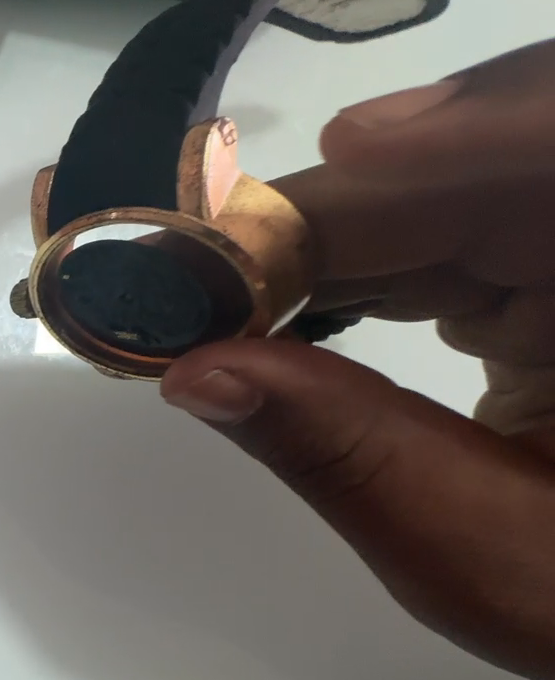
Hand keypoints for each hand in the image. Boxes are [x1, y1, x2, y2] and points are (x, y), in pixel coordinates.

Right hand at [160, 39, 554, 679]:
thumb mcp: (479, 548)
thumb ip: (341, 448)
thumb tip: (191, 373)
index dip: (473, 131)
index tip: (343, 144)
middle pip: (474, 182)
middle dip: (317, 216)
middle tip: (162, 263)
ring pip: (438, 202)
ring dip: (299, 248)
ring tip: (176, 294)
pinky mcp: (545, 275)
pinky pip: (432, 239)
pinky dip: (329, 273)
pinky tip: (255, 308)